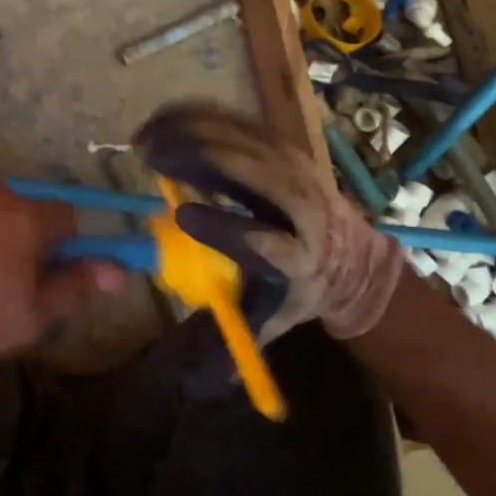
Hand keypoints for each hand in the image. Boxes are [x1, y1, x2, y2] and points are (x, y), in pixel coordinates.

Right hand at [134, 103, 402, 341]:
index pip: (265, 242)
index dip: (226, 228)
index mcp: (297, 257)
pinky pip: (238, 121)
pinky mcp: (282, 143)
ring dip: (190, 130)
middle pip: (255, 171)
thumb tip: (203, 378)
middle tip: (146, 156)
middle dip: (198, 156)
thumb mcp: (271, 318)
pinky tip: (164, 120)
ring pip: (244, 138)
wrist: (349, 254)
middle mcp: (301, 207)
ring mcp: (295, 168)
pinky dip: (198, 116)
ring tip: (146, 138)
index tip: (182, 217)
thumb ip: (237, 341)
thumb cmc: (297, 290)